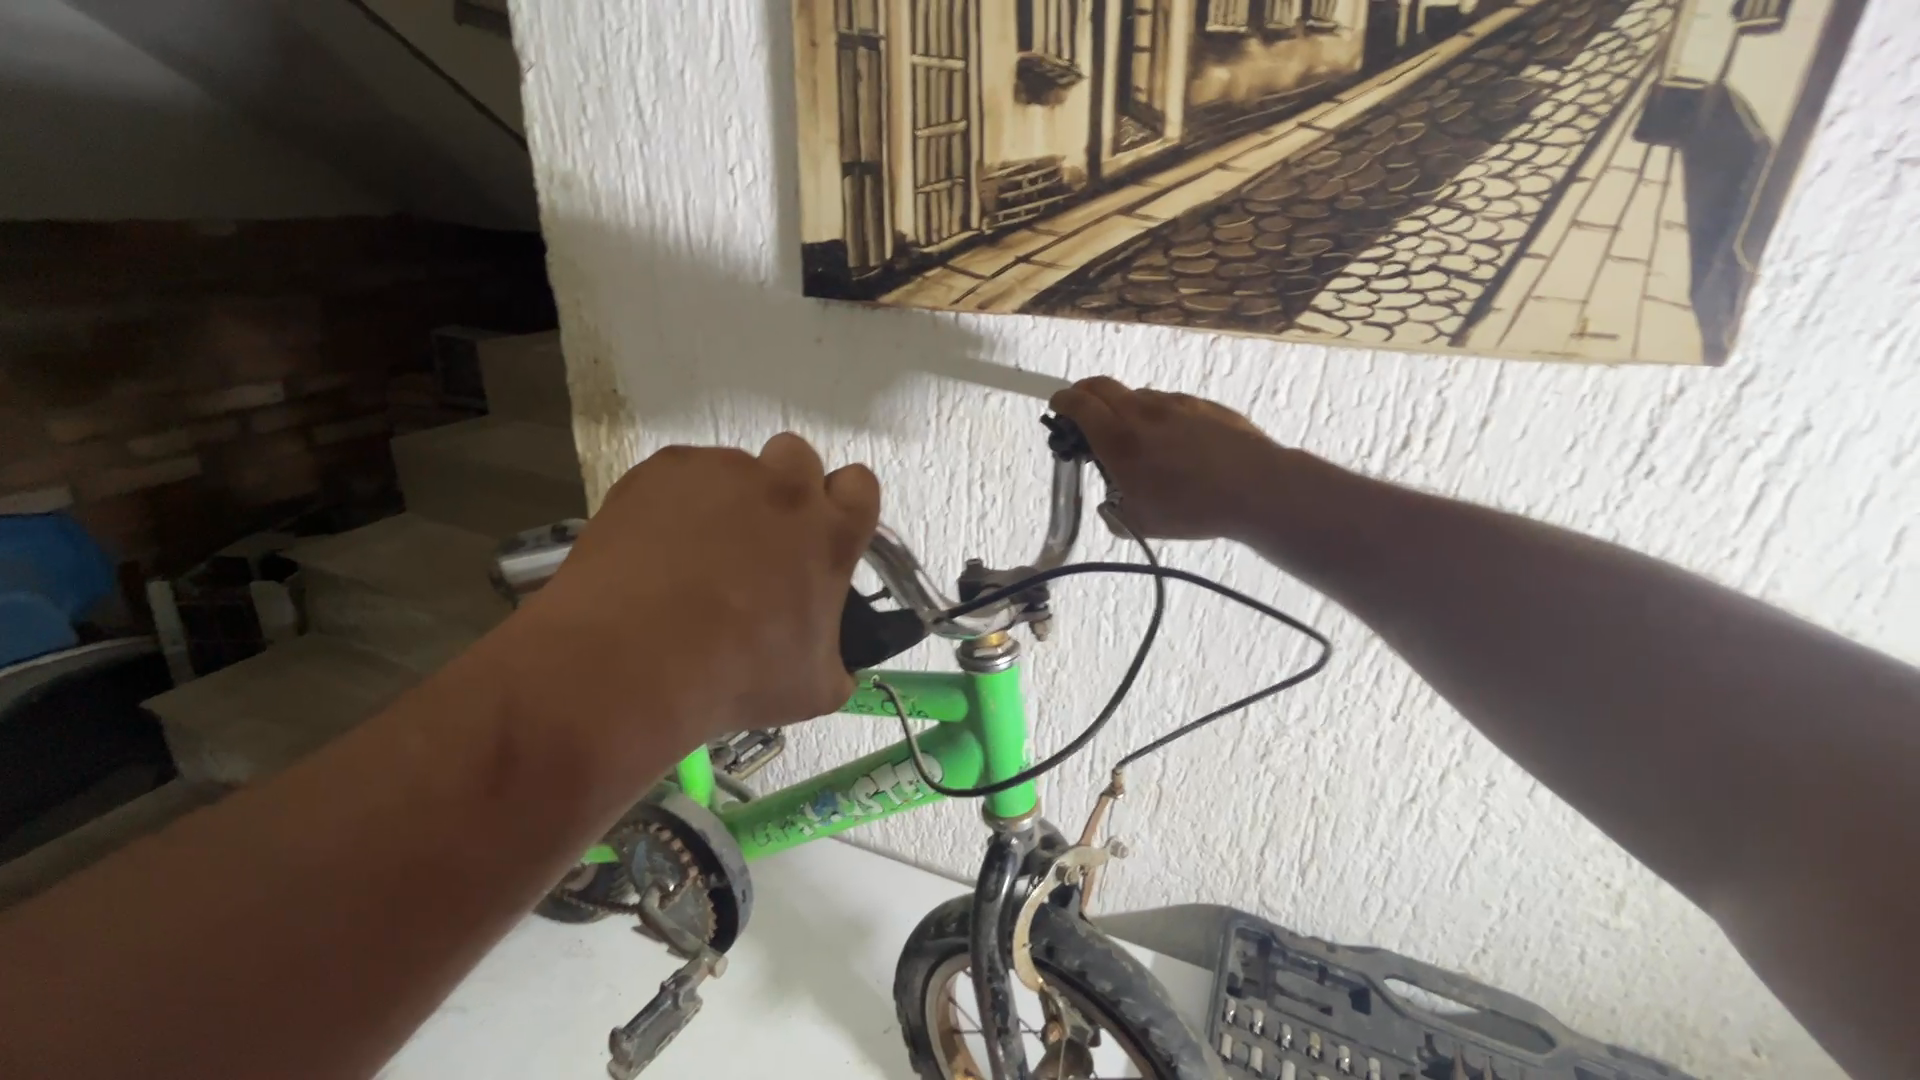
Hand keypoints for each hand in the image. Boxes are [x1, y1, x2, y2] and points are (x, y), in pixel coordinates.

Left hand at [514, 434, 878, 750]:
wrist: (633, 662)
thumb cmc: (738, 677)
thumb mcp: (815, 690)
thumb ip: (838, 663)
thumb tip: (834, 667)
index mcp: (831, 533)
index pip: (860, 485)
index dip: (842, 508)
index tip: (819, 536)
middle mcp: (783, 488)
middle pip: (799, 458)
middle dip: (785, 488)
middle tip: (760, 540)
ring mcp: (721, 472)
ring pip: (733, 469)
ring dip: (726, 500)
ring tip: (691, 555)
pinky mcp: (661, 471)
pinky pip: (678, 477)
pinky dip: (673, 505)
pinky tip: (652, 550)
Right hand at [1050, 377, 1282, 541]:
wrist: (1255, 488)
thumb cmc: (1191, 509)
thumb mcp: (1140, 523)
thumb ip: (1114, 512)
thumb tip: (1111, 505)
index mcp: (1118, 439)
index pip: (1079, 405)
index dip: (1062, 401)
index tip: (1056, 405)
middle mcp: (1142, 412)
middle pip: (1102, 386)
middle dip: (1084, 392)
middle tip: (1081, 408)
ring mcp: (1175, 404)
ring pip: (1137, 395)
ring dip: (1124, 407)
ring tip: (1133, 435)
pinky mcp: (1203, 405)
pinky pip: (1168, 404)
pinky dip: (1157, 415)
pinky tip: (1173, 442)